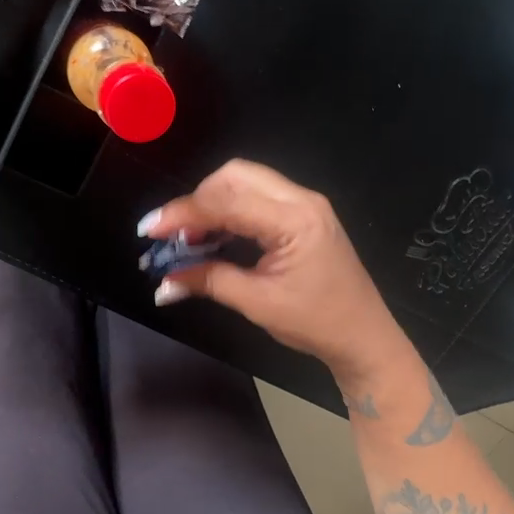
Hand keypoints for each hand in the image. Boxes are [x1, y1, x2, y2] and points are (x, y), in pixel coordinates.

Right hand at [143, 160, 412, 381]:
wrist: (364, 337)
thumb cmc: (316, 323)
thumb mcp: (257, 303)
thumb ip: (208, 281)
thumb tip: (163, 282)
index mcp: (295, 220)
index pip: (227, 202)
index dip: (183, 213)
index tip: (150, 229)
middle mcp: (301, 200)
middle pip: (235, 176)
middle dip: (197, 199)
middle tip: (173, 234)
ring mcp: (305, 204)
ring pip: (245, 182)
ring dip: (212, 203)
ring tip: (188, 237)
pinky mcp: (303, 215)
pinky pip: (258, 198)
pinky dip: (229, 210)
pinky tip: (213, 236)